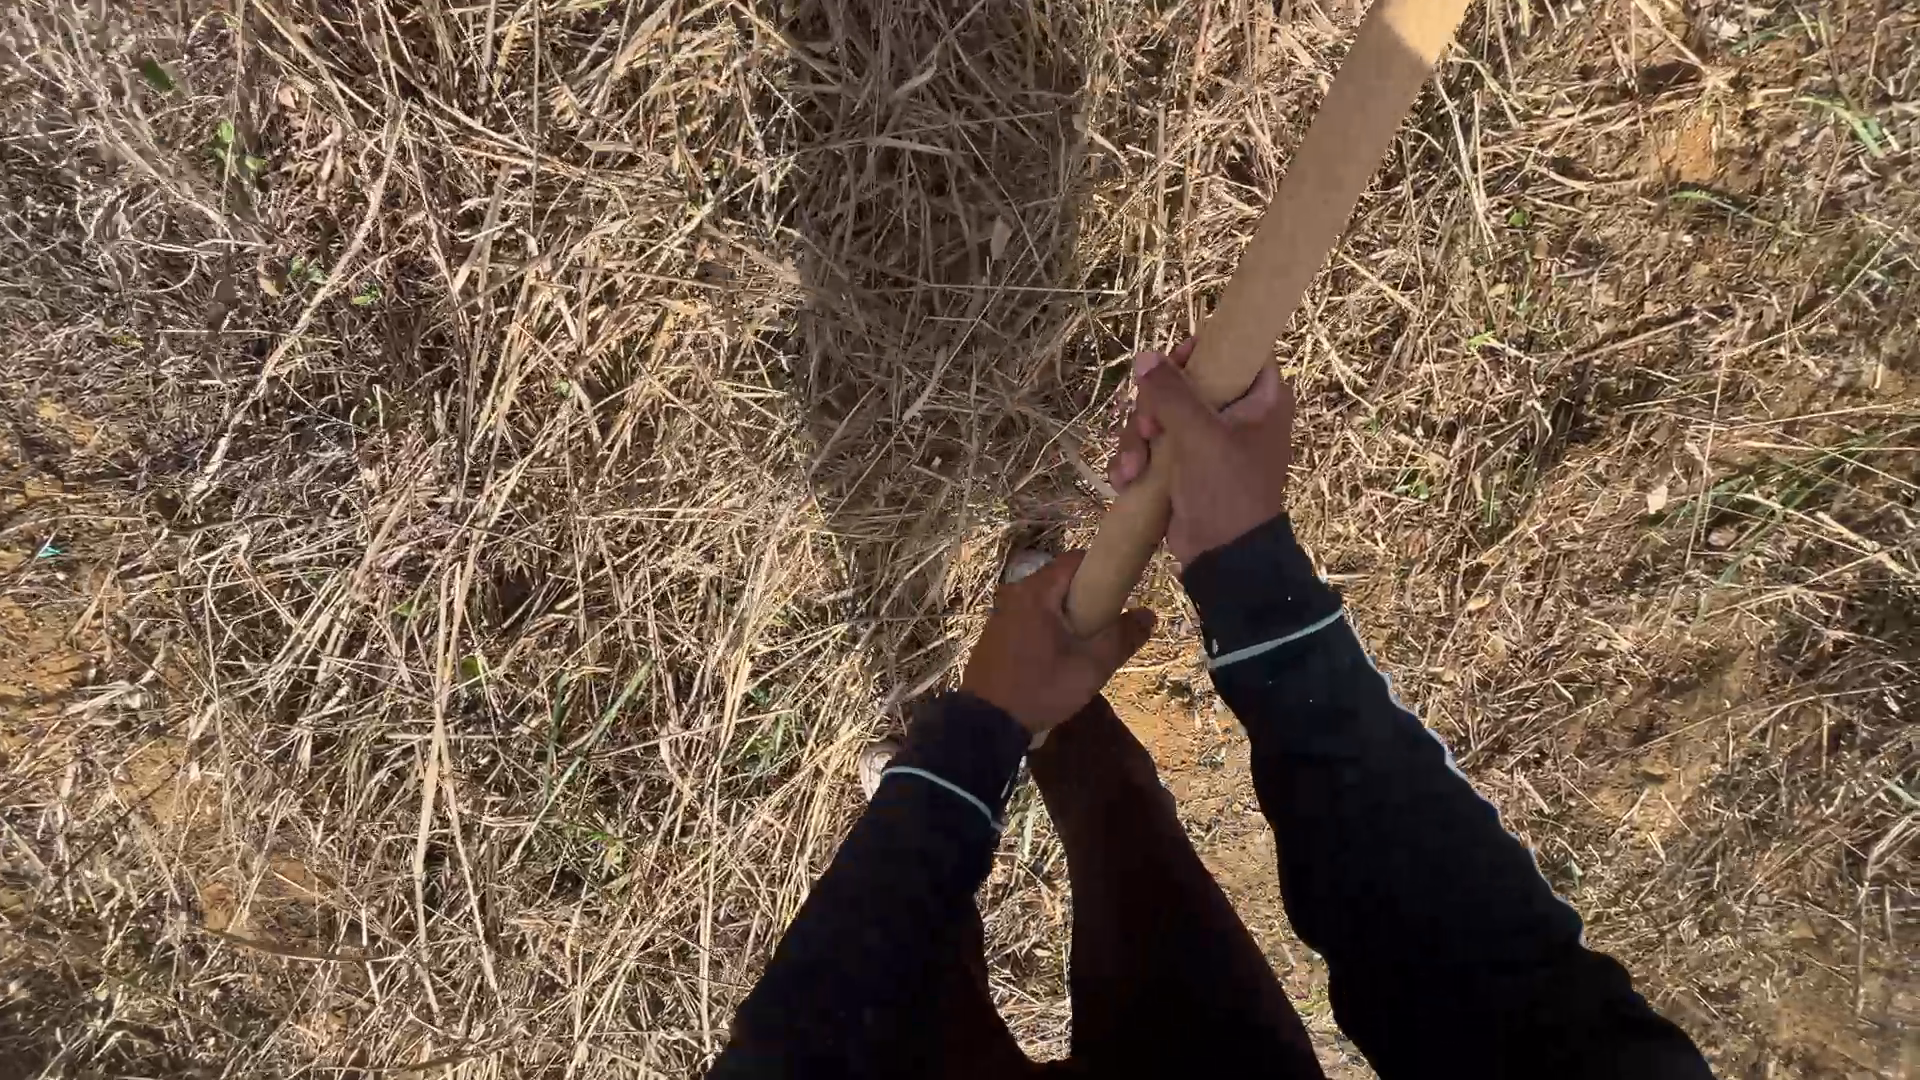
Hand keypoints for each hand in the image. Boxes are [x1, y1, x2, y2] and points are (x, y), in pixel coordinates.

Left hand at [961, 551, 1155, 735]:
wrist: (986, 723)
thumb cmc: (1041, 688)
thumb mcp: (1090, 667)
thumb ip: (1122, 638)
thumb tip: (1149, 615)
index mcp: (1037, 592)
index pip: (1075, 560)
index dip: (1102, 569)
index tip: (1123, 589)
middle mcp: (1015, 594)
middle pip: (1060, 581)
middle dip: (1087, 597)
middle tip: (1108, 623)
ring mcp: (1001, 614)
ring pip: (1045, 602)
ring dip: (1067, 615)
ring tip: (1086, 642)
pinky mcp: (994, 635)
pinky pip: (1029, 619)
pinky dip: (1047, 627)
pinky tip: (1057, 655)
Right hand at [1108, 337, 1293, 566]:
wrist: (1223, 556)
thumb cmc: (1226, 490)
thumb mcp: (1200, 436)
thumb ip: (1171, 394)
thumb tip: (1145, 358)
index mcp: (1260, 398)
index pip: (1233, 351)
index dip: (1200, 352)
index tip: (1172, 363)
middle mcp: (1234, 414)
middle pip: (1183, 383)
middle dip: (1153, 408)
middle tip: (1148, 431)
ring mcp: (1204, 441)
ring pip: (1158, 415)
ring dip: (1136, 441)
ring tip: (1131, 469)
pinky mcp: (1181, 466)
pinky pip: (1149, 446)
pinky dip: (1135, 460)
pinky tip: (1127, 480)